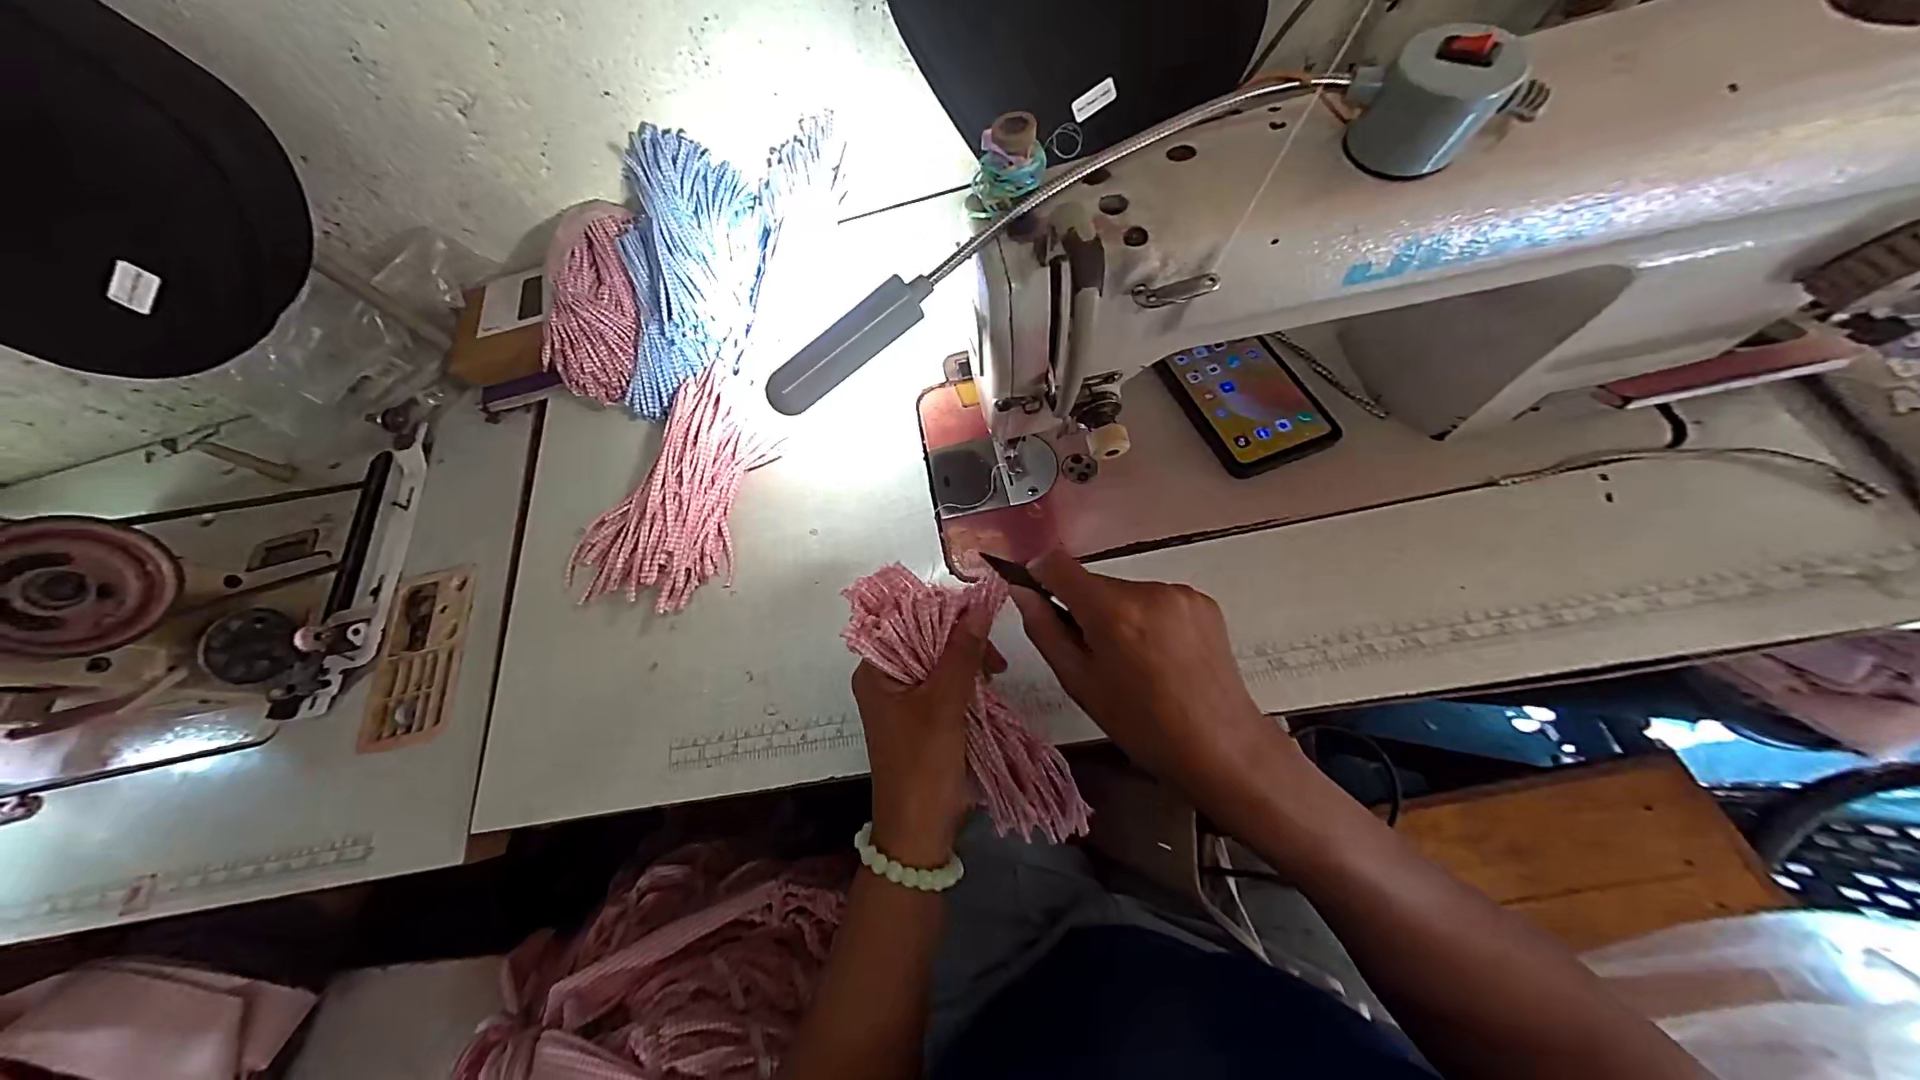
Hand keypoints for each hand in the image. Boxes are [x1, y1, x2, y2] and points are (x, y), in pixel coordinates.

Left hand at [851, 604, 1004, 867]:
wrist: (918, 831)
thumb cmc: (923, 764)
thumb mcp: (945, 704)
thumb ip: (962, 652)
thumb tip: (981, 605)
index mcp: (874, 669)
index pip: (906, 618)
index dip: (943, 611)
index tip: (981, 617)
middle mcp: (884, 677)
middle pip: (924, 637)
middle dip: (961, 641)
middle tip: (995, 660)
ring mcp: (901, 697)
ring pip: (938, 659)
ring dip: (968, 662)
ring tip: (995, 677)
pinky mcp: (919, 714)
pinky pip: (943, 682)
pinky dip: (966, 681)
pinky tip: (987, 688)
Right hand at [1009, 550, 1304, 819]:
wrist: (1221, 746)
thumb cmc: (1141, 724)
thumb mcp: (1079, 682)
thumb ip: (1044, 630)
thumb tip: (1022, 591)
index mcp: (1112, 610)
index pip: (1058, 564)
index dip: (1039, 574)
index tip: (1037, 594)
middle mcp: (1148, 589)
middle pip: (1095, 583)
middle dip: (1086, 608)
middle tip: (1095, 655)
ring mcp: (1180, 593)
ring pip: (1126, 593)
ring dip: (1119, 614)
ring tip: (1134, 661)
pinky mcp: (1203, 602)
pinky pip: (1157, 600)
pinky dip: (1148, 619)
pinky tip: (1160, 656)